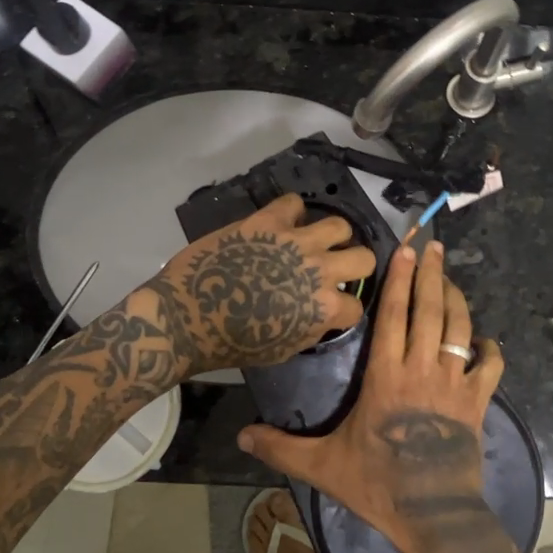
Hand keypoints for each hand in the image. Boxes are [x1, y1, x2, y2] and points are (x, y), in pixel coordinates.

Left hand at [135, 193, 375, 378]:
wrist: (187, 316)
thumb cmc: (232, 344)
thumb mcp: (283, 350)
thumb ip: (311, 328)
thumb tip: (321, 314)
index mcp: (324, 308)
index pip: (357, 305)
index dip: (345, 308)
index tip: (332, 306)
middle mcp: (320, 270)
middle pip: (365, 257)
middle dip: (353, 266)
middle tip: (334, 268)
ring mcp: (297, 241)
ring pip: (340, 224)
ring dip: (330, 236)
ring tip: (314, 241)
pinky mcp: (269, 220)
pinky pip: (295, 202)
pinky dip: (291, 213)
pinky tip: (281, 224)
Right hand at [236, 240, 503, 552]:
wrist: (432, 516)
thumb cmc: (378, 485)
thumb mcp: (323, 467)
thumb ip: (283, 447)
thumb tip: (241, 436)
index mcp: (386, 376)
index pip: (392, 315)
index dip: (398, 280)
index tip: (404, 251)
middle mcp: (422, 369)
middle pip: (429, 310)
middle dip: (431, 274)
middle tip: (432, 245)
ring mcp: (454, 384)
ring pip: (459, 328)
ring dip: (455, 299)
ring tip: (449, 277)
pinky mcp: (478, 403)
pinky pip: (491, 366)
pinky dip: (490, 348)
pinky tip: (483, 340)